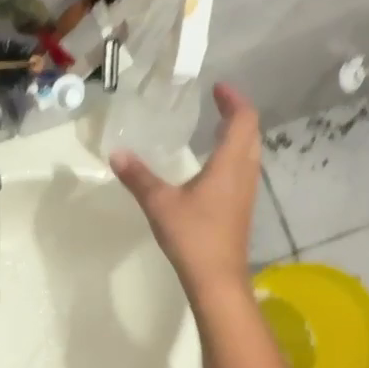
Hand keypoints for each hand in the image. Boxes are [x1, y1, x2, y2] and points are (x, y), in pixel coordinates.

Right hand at [110, 83, 262, 292]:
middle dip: (236, 115)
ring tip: (214, 130)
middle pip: (251, 133)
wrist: (217, 279)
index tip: (217, 88)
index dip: (233, 100)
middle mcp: (245, 173)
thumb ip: (139, 177)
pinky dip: (232, 157)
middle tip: (216, 105)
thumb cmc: (193, 236)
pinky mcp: (242, 209)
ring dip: (237, 136)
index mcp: (230, 163)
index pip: (243, 119)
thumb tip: (117, 153)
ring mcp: (247, 192)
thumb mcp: (160, 204)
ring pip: (250, 153)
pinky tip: (212, 168)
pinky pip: (243, 170)